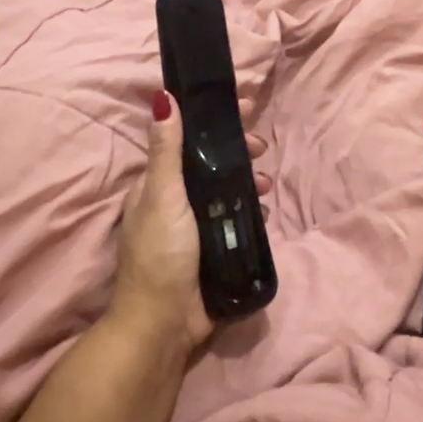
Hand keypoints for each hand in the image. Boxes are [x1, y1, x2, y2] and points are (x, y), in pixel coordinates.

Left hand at [108, 91, 269, 351]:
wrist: (164, 325)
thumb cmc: (160, 254)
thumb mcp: (162, 196)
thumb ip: (166, 150)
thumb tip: (163, 96)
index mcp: (157, 185)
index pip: (186, 140)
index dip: (212, 120)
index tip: (245, 107)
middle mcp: (175, 201)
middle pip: (210, 163)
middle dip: (237, 151)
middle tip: (262, 149)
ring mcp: (195, 227)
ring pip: (226, 189)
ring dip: (247, 180)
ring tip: (266, 185)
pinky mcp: (214, 250)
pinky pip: (236, 218)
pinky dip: (251, 209)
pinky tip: (265, 211)